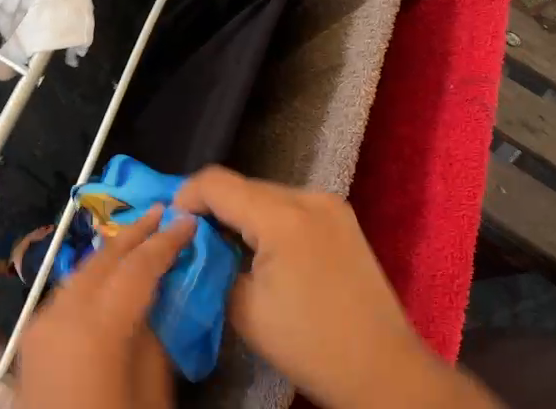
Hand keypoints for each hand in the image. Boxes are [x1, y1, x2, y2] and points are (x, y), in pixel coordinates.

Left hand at [13, 205, 195, 408]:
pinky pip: (67, 293)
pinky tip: (110, 276)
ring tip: (142, 236)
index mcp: (95, 329)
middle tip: (163, 212)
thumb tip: (153, 306)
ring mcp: (41, 324)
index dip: (165, 242)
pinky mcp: (32, 339)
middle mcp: (61, 313)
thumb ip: (151, 343)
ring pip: (81, 272)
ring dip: (112, 252)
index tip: (188, 221)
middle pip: (102, 260)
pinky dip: (92, 277)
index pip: (136, 269)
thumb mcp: (149, 398)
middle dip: (134, 233)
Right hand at [175, 167, 499, 408]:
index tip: (170, 224)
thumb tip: (190, 241)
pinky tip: (260, 250)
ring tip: (225, 247)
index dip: (184, 196)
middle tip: (193, 240)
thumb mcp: (243, 308)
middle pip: (240, 185)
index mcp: (282, 217)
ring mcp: (329, 205)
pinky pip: (288, 204)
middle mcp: (308, 197)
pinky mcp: (341, 218)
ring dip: (239, 213)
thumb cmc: (310, 345)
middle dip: (211, 207)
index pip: (215, 182)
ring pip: (263, 193)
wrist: (385, 373)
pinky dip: (265, 219)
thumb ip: (210, 263)